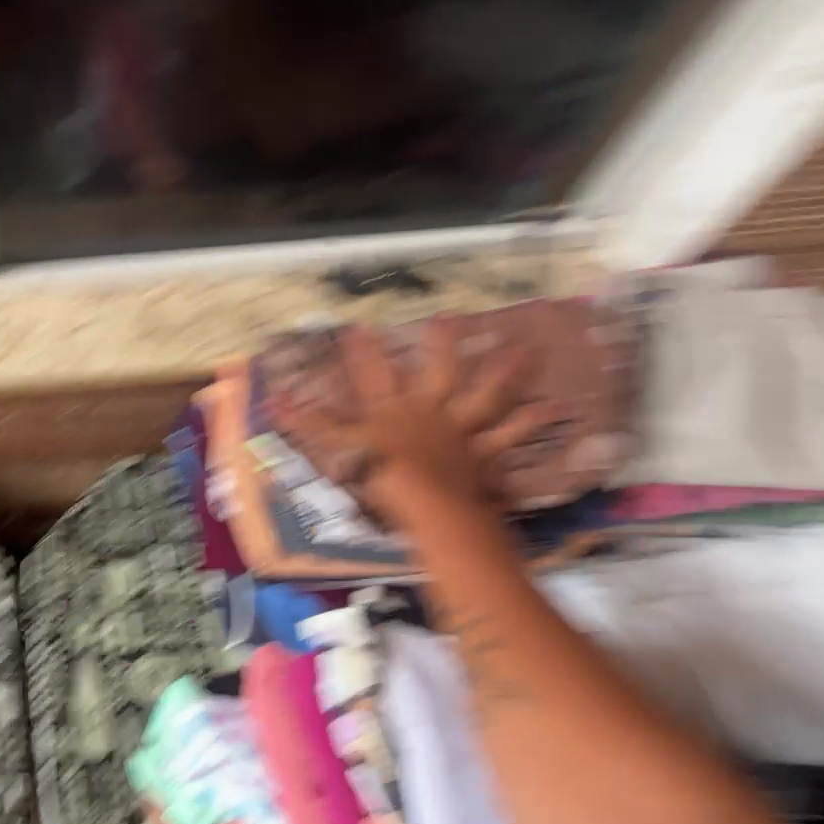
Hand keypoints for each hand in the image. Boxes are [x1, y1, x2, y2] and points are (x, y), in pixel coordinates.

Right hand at [269, 320, 554, 512]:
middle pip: (439, 372)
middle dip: (442, 346)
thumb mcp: (336, 447)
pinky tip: (552, 407)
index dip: (362, 351)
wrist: (429, 505)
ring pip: (485, 396)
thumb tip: (271, 401)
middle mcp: (428, 411)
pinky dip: (528, 423)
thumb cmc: (381, 475)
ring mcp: (461, 430)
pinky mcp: (485, 455)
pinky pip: (508, 436)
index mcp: (390, 409)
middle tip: (449, 318)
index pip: (371, 373)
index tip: (357, 327)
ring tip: (528, 350)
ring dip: (504, 374)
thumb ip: (306, 423)